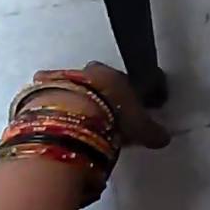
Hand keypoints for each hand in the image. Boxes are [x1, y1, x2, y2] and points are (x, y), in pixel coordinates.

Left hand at [29, 62, 170, 149]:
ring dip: (79, 93)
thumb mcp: (141, 130)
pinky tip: (50, 109)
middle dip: (106, 91)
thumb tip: (165, 137)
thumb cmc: (113, 120)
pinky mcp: (44, 85)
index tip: (147, 100)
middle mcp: (96, 72)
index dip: (143, 92)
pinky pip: (48, 87)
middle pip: (104, 79)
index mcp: (122, 79)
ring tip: (79, 114)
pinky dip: (50, 95)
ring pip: (77, 81)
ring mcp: (68, 76)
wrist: (71, 116)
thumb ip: (153, 132)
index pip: (138, 81)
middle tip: (107, 110)